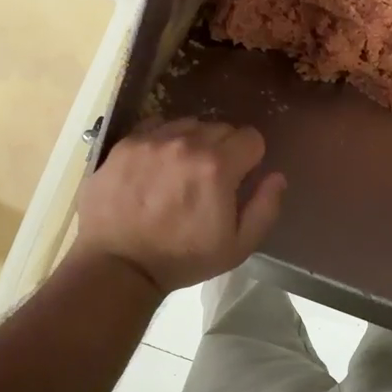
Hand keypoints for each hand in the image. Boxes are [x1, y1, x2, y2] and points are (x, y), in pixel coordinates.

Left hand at [71, 119, 286, 294]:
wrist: (115, 266)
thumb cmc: (180, 259)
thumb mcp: (236, 247)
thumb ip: (265, 208)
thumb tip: (276, 176)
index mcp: (218, 166)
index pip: (251, 138)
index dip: (249, 160)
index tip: (237, 180)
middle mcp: (188, 143)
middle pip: (221, 128)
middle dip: (222, 150)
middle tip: (208, 180)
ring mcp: (154, 140)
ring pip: (189, 124)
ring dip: (192, 142)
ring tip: (180, 171)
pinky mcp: (126, 143)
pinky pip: (156, 126)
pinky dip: (163, 140)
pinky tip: (156, 165)